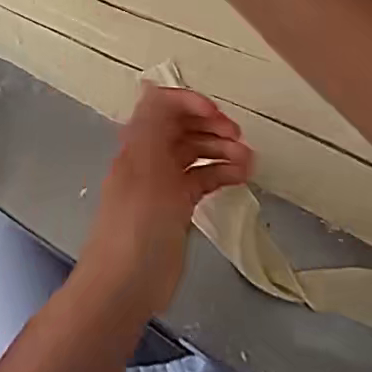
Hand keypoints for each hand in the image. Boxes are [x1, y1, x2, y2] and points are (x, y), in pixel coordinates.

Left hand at [80, 85, 253, 313]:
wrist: (123, 285)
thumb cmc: (136, 224)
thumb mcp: (146, 170)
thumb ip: (151, 127)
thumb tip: (151, 86)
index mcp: (137, 141)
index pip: (162, 105)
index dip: (190, 102)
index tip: (218, 115)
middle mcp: (149, 155)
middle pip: (181, 126)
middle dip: (210, 125)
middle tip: (238, 136)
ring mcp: (163, 181)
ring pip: (194, 152)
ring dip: (220, 149)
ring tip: (248, 158)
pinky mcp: (176, 206)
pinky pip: (201, 178)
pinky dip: (220, 173)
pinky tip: (241, 175)